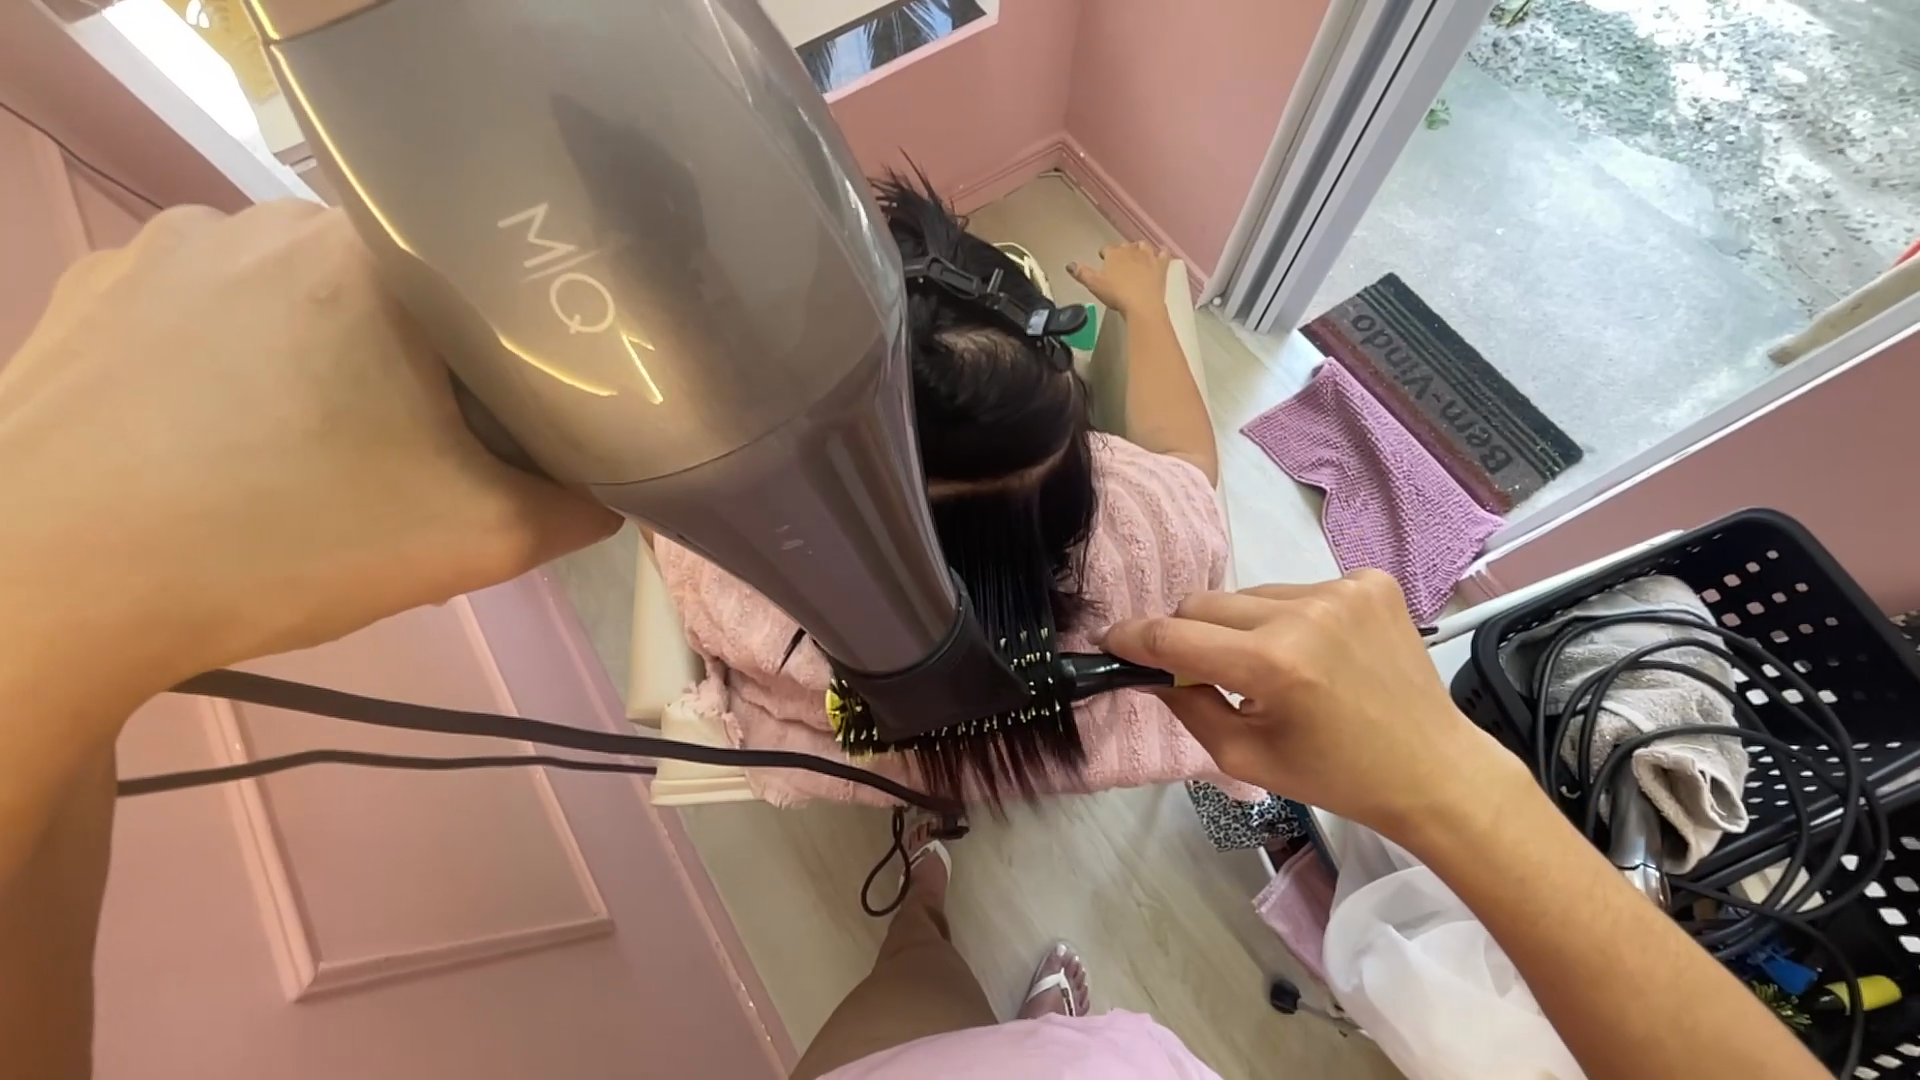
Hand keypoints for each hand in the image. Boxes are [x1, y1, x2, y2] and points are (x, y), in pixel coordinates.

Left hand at [0, 200, 619, 696]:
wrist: (42, 594)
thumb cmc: (290, 541)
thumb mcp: (488, 538)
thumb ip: (581, 510)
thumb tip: (615, 500)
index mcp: (372, 258)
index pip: (494, 287)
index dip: (526, 353)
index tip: (525, 416)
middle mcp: (265, 222)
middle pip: (408, 290)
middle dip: (438, 361)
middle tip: (442, 445)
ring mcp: (166, 250)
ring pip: (315, 296)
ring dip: (347, 356)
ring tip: (341, 443)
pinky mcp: (93, 291)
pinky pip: (225, 310)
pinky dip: (259, 359)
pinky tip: (247, 433)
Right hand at [1067, 241, 1173, 315]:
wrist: (1142, 304)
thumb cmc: (1116, 295)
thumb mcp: (1094, 285)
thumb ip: (1082, 274)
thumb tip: (1070, 265)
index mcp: (1114, 253)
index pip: (1106, 249)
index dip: (1104, 254)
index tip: (1103, 259)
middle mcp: (1131, 250)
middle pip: (1125, 246)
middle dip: (1122, 252)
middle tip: (1119, 263)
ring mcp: (1149, 256)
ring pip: (1143, 246)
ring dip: (1139, 249)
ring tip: (1136, 256)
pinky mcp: (1162, 265)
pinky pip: (1163, 253)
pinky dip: (1161, 253)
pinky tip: (1160, 255)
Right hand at [1103, 572, 1524, 836]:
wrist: (1435, 769)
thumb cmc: (1335, 775)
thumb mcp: (1245, 755)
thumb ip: (1185, 706)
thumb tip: (1147, 671)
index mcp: (1273, 665)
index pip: (1174, 636)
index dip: (1133, 638)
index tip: (1112, 641)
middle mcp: (1304, 613)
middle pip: (1203, 603)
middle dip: (1190, 634)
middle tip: (1207, 670)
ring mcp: (1341, 590)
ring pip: (1248, 594)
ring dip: (1242, 624)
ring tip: (1275, 664)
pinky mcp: (1370, 581)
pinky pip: (1296, 587)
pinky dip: (1290, 617)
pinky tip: (1318, 650)